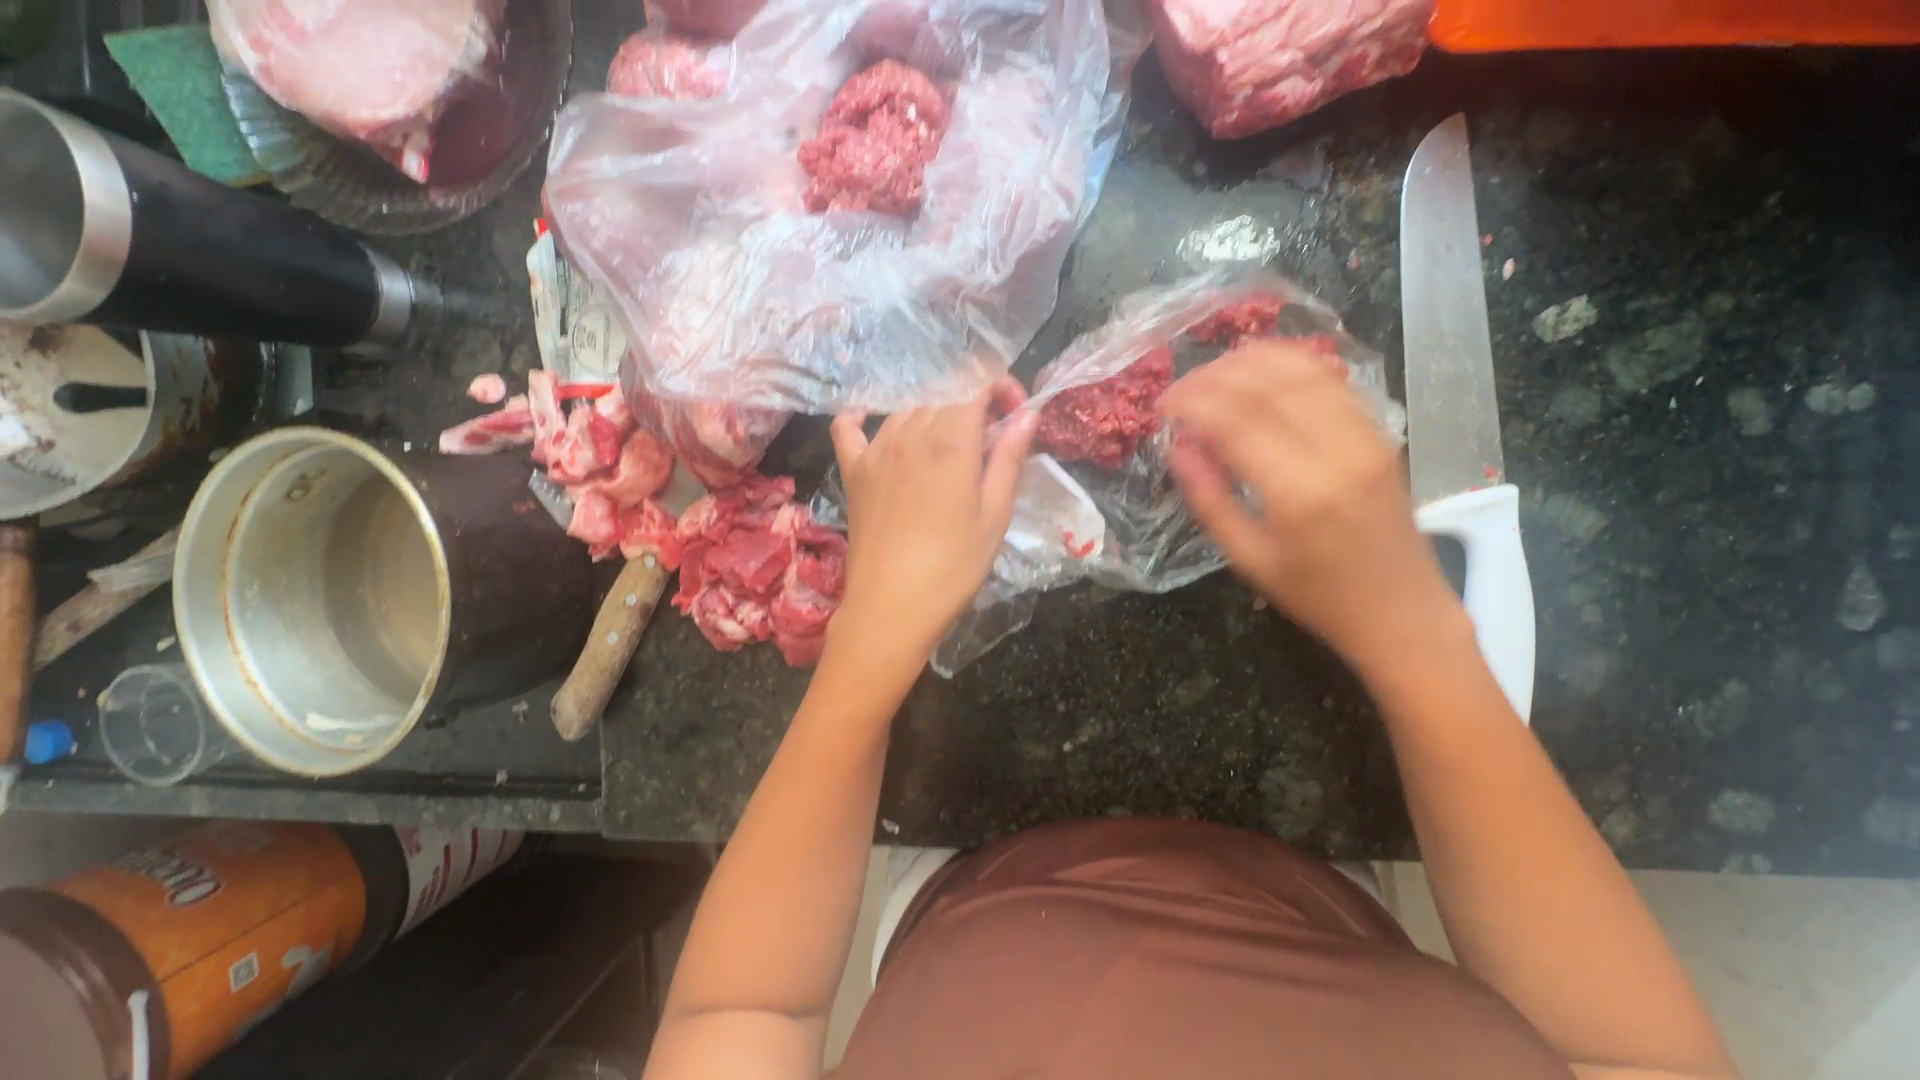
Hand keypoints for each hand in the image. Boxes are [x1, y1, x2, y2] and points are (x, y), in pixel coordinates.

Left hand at [828, 379, 1035, 667]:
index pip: (977, 387)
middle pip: (945, 399)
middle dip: (973, 409)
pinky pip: (849, 427)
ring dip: (934, 418)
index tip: (1018, 417)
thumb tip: (1026, 415)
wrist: (891, 606)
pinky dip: (860, 416)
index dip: (1002, 390)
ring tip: (950, 451)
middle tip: (992, 448)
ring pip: (908, 411)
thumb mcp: (995, 515)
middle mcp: (910, 432)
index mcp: (951, 440)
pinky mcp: (853, 471)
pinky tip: (869, 418)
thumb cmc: (954, 566)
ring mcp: (876, 449)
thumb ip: (1009, 458)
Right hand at [1159, 341, 1465, 673]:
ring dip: (1252, 361)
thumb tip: (1177, 449)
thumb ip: (1209, 500)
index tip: (1162, 404)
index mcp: (1299, 494)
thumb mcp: (1249, 560)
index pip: (1236, 422)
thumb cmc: (1318, 596)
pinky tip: (1262, 367)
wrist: (1402, 611)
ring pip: (1304, 372)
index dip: (1193, 403)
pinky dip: (1293, 364)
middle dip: (1216, 376)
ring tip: (1214, 371)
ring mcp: (1366, 438)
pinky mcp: (1380, 433)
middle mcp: (1337, 454)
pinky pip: (1333, 381)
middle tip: (1182, 386)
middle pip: (1269, 386)